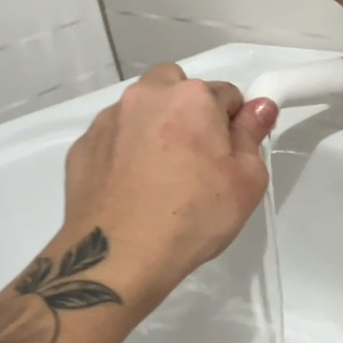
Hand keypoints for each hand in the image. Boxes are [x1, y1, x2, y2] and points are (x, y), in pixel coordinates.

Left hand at [62, 64, 277, 307]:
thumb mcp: (246, 182)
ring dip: (153, 127)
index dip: (233, 124)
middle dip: (188, 109)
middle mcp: (146, 96)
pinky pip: (113, 137)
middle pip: (175, 86)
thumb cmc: (194, 216)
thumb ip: (253, 135)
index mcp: (192, 98)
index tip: (230, 156)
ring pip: (140, 109)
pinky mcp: (82, 147)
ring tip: (159, 176)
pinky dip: (124, 151)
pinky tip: (131, 188)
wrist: (119, 255)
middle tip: (195, 156)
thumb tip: (260, 106)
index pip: (226, 94)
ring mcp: (108, 120)